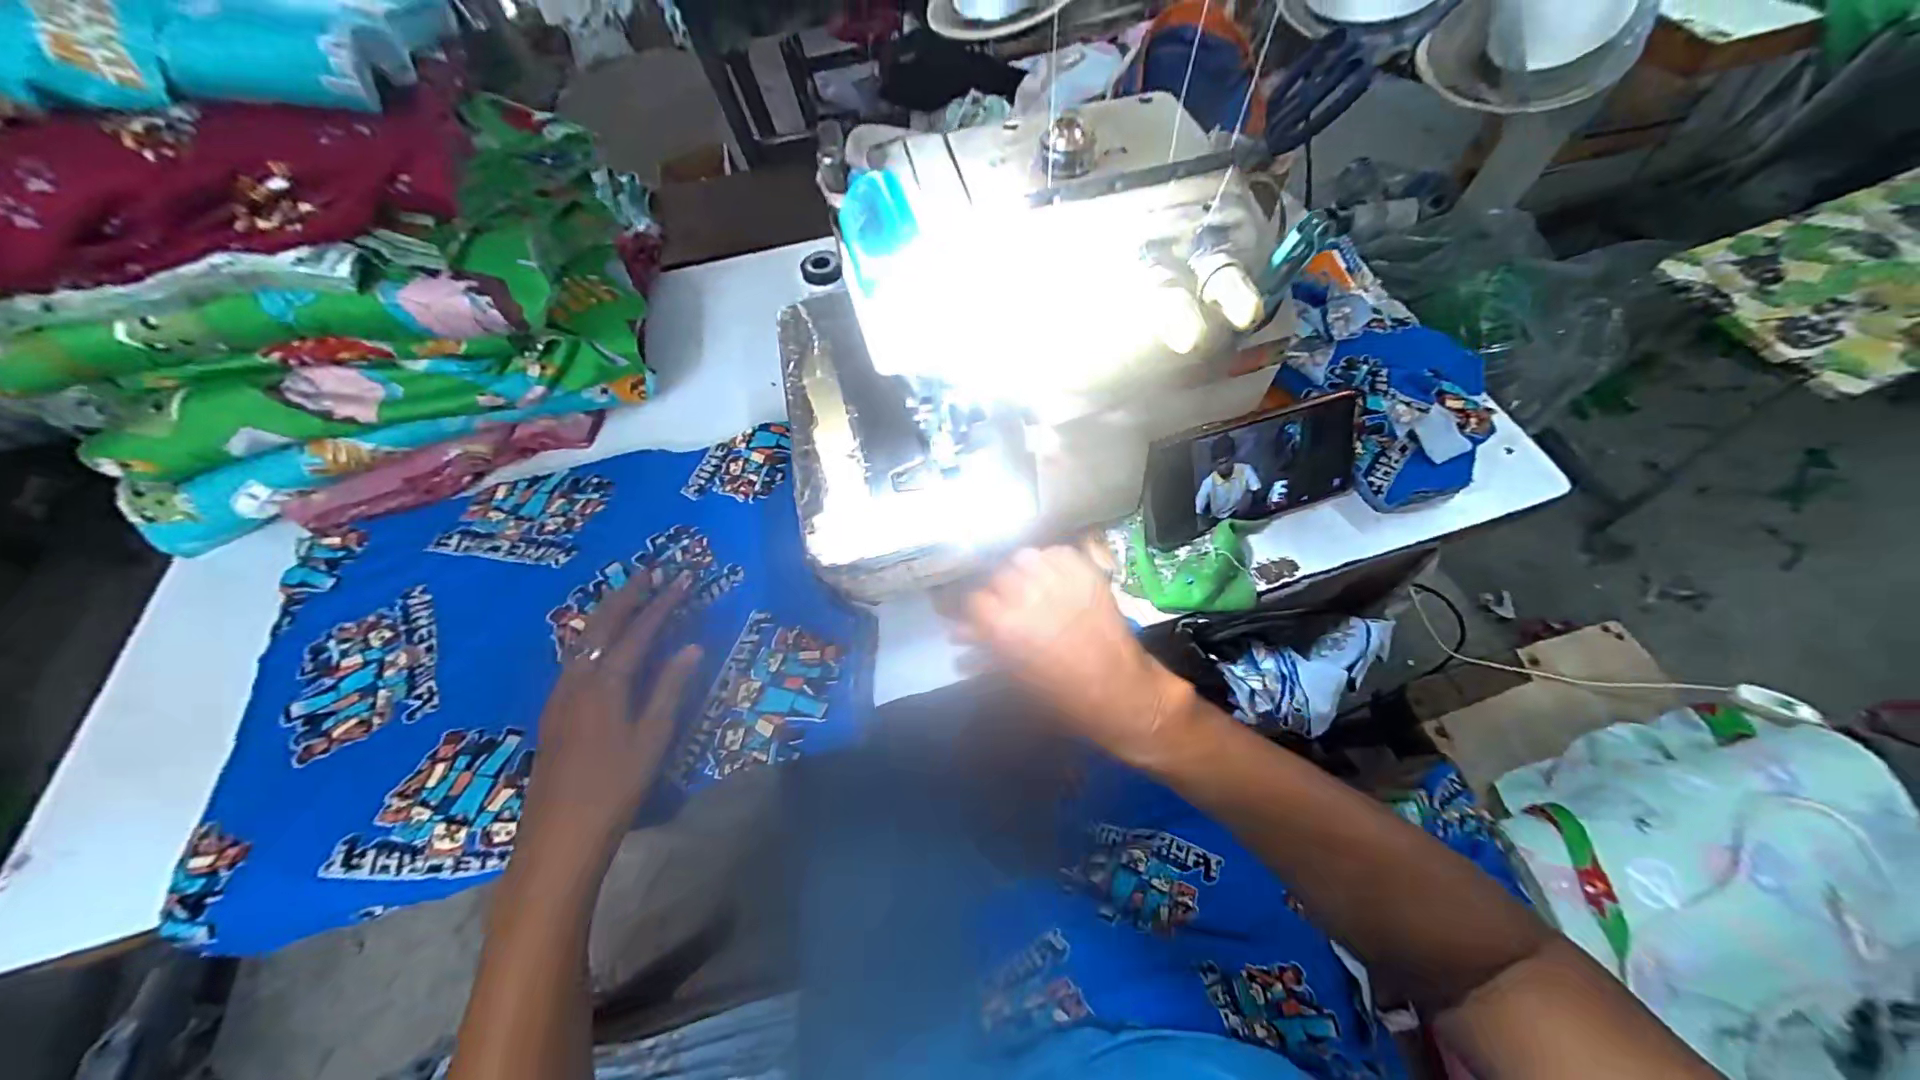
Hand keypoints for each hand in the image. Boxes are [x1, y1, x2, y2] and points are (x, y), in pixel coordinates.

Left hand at [516, 573, 703, 873]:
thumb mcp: (653, 737)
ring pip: (584, 639)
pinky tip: (603, 643)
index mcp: (606, 684)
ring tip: (630, 596)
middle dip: (629, 595)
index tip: (683, 578)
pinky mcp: (555, 710)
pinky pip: (575, 658)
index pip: (640, 631)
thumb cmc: (616, 787)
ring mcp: (561, 694)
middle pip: (603, 625)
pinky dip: (595, 637)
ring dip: (609, 613)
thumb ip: (670, 688)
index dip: (663, 603)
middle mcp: (578, 680)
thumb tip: (692, 646)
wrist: (560, 835)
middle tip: (652, 572)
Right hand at [957, 543, 1202, 769]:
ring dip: (1023, 571)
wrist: (1123, 695)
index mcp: (1008, 628)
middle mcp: (1031, 598)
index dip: (976, 610)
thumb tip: (957, 635)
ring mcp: (1062, 583)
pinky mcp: (1089, 575)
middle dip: (998, 591)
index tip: (981, 619)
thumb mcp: (1016, 678)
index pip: (974, 600)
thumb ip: (985, 650)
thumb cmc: (1065, 699)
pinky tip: (1052, 578)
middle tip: (1007, 606)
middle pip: (998, 575)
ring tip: (1030, 588)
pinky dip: (1052, 561)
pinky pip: (1059, 553)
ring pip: (1027, 557)